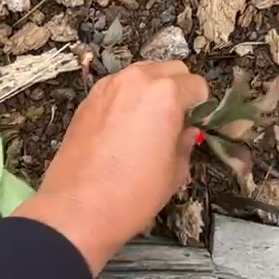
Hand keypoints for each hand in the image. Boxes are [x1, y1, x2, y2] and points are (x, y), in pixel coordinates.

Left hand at [17, 62, 208, 273]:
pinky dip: (128, 97)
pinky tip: (125, 127)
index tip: (196, 124)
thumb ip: (185, 142)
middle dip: (178, 89)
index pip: (196, 85)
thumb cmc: (133, 193)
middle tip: (176, 121)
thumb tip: (186, 130)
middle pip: (170, 69)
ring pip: (142, 73)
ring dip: (153, 89)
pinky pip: (119, 86)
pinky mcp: (89, 98)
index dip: (201, 106)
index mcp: (166, 94)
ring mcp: (109, 86)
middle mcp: (137, 80)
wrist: (77, 208)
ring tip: (149, 123)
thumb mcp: (174, 172)